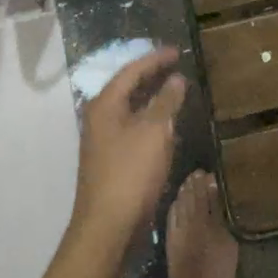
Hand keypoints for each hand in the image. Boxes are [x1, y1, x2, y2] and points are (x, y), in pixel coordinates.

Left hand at [71, 45, 186, 236]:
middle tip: (177, 66)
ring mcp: (103, 140)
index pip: (132, 70)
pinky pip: (132, 127)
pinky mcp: (110, 159)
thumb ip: (166, 101)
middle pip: (128, 87)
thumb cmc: (130, 172)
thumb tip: (176, 79)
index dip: (156, 58)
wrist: (107, 226)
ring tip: (175, 89)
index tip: (178, 51)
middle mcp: (99, 117)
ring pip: (130, 108)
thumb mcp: (154, 131)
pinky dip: (149, 118)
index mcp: (105, 104)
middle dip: (152, 75)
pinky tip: (166, 124)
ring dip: (152, 98)